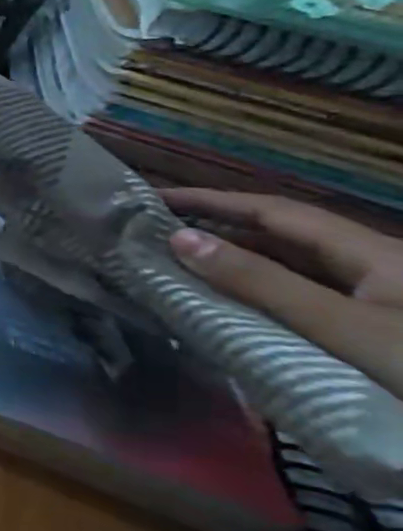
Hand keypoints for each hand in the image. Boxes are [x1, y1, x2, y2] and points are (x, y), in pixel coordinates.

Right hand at [162, 188, 402, 397]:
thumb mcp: (344, 328)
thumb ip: (261, 283)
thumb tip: (179, 238)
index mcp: (376, 256)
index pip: (277, 212)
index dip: (213, 200)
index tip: (150, 198)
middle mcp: (379, 269)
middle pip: (288, 237)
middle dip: (220, 229)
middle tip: (155, 235)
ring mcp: (383, 303)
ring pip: (297, 268)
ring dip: (238, 262)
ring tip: (180, 266)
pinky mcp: (380, 332)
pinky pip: (308, 298)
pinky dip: (262, 292)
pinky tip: (233, 305)